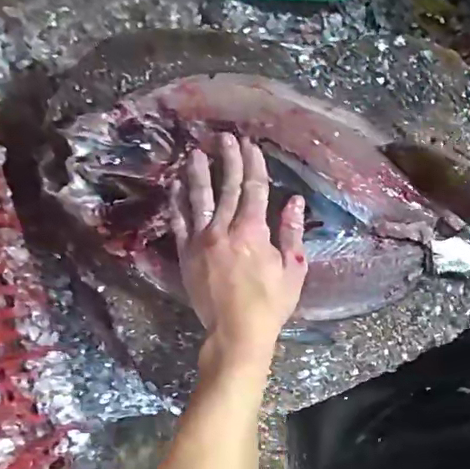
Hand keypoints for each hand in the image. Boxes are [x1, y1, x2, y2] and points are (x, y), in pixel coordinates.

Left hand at [166, 133, 307, 361]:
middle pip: (226, 188)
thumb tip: (294, 202)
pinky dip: (177, 202)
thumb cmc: (271, 303)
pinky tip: (175, 186)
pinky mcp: (186, 254)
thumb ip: (291, 233)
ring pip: (199, 199)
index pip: (253, 189)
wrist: (236, 331)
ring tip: (197, 153)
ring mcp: (201, 241)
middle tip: (224, 137)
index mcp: (253, 232)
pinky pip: (179, 221)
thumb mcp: (292, 269)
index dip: (253, 165)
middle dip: (227, 160)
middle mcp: (224, 230)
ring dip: (198, 174)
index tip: (251, 145)